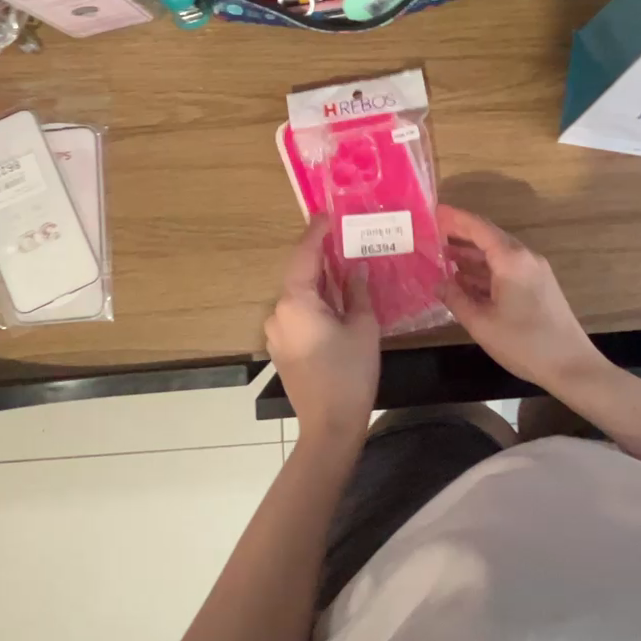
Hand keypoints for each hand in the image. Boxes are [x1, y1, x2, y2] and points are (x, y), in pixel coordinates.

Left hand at [263, 218, 380, 441]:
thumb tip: (357, 268)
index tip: (330, 214)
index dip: (318, 233)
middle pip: (301, 274)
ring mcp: (277, 333)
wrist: (330, 426)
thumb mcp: (363, 327)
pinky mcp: (283, 349)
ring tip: (349, 268)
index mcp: (296, 301)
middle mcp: (278, 312)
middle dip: (323, 257)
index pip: (305, 255)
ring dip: (322, 282)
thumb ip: (357, 292)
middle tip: (348, 240)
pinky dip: (317, 303)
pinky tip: (339, 302)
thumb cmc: (350, 373)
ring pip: (300, 296)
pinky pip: (299, 315)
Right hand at [437, 205, 606, 390]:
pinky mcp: (539, 286)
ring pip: (498, 255)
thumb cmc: (524, 343)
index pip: (479, 228)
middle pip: (489, 238)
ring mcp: (535, 271)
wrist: (572, 366)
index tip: (433, 212)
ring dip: (472, 255)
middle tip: (431, 236)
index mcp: (511, 259)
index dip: (454, 218)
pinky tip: (466, 281)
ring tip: (442, 258)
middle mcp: (525, 258)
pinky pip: (507, 269)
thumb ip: (456, 299)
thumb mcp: (482, 323)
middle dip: (460, 236)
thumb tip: (437, 283)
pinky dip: (486, 271)